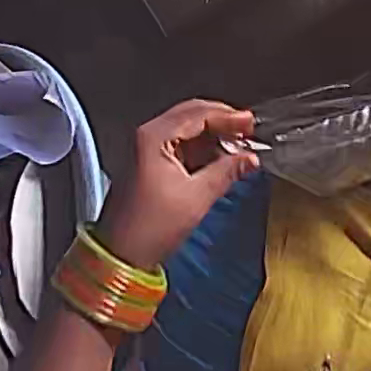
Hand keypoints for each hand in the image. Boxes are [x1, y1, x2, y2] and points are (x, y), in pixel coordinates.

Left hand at [97, 100, 260, 268]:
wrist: (121, 256)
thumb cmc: (149, 228)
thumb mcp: (196, 198)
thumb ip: (226, 172)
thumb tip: (249, 158)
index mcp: (154, 137)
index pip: (198, 114)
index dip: (228, 117)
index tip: (249, 122)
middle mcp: (147, 135)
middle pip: (191, 114)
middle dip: (221, 121)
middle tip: (247, 128)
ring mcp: (146, 147)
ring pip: (186, 127)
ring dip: (213, 134)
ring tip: (238, 143)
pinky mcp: (149, 160)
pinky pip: (180, 143)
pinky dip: (201, 146)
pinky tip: (219, 156)